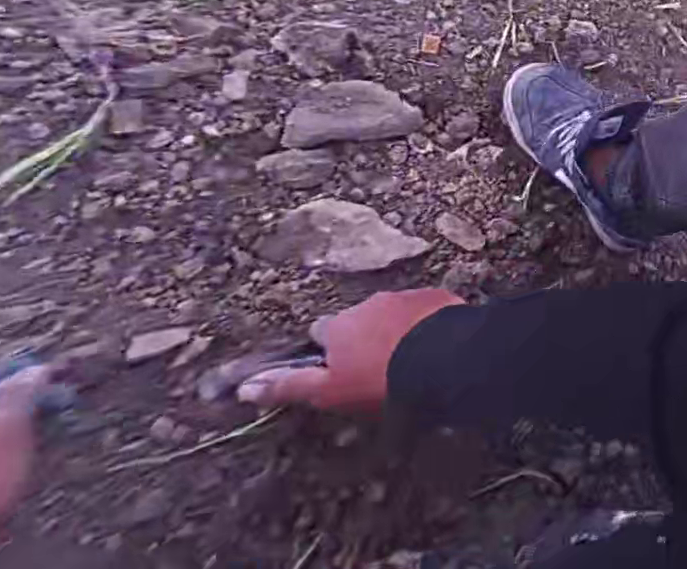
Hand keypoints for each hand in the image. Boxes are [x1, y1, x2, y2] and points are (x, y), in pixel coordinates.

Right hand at [239, 288, 462, 411]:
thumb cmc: (378, 378)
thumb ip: (288, 386)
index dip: (327, 351)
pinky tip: (433, 343)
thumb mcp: (328, 391)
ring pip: (394, 311)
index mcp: (340, 324)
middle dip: (363, 335)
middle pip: (359, 318)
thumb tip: (244, 388)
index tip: (336, 368)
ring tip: (407, 355)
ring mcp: (407, 296)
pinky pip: (426, 309)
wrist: (442, 356)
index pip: (321, 332)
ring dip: (395, 327)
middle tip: (376, 364)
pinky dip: (425, 321)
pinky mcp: (439, 296)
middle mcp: (371, 302)